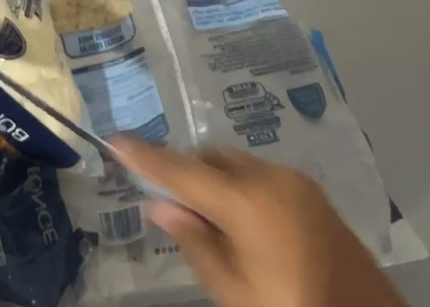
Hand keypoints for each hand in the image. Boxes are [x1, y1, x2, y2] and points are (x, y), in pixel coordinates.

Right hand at [113, 138, 403, 306]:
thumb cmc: (289, 306)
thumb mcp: (233, 291)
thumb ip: (195, 242)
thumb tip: (162, 205)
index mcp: (244, 200)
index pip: (181, 171)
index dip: (146, 157)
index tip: (116, 140)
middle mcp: (268, 177)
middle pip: (210, 160)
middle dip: (188, 174)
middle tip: (177, 211)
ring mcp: (295, 181)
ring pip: (238, 166)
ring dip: (217, 182)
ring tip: (213, 224)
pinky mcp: (313, 193)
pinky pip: (263, 177)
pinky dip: (244, 188)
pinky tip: (247, 225)